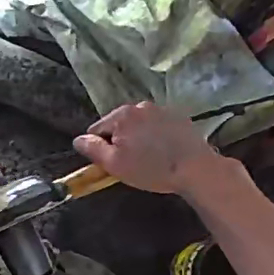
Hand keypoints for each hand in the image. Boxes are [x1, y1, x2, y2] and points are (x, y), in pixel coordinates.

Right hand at [73, 102, 232, 196]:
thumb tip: (78, 139)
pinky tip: (165, 151)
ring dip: (139, 137)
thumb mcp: (115, 164)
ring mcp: (161, 109)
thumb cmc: (151, 169)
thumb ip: (93, 149)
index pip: (97, 130)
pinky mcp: (178, 116)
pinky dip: (156, 135)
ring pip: (139, 124)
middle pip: (119, 124)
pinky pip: (157, 125)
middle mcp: (140, 105)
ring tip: (151, 158)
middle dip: (121, 141)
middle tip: (132, 163)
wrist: (194, 168)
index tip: (113, 164)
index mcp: (121, 115)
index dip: (100, 149)